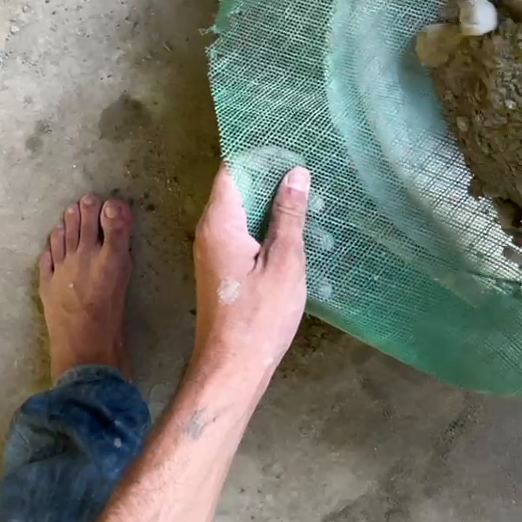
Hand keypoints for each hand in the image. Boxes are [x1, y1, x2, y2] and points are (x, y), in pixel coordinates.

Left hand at [189, 165, 308, 391]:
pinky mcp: (222, 267)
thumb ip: (289, 215)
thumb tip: (295, 174)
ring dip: (273, 204)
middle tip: (310, 176)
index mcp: (220, 223)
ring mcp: (214, 250)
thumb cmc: (259, 316)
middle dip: (273, 178)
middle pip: (239, 188)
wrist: (231, 368)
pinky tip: (295, 232)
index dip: (262, 156)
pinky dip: (267, 225)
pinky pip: (244, 232)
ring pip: (244, 211)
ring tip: (311, 203)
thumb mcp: (284, 261)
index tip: (293, 152)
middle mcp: (210, 230)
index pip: (234, 169)